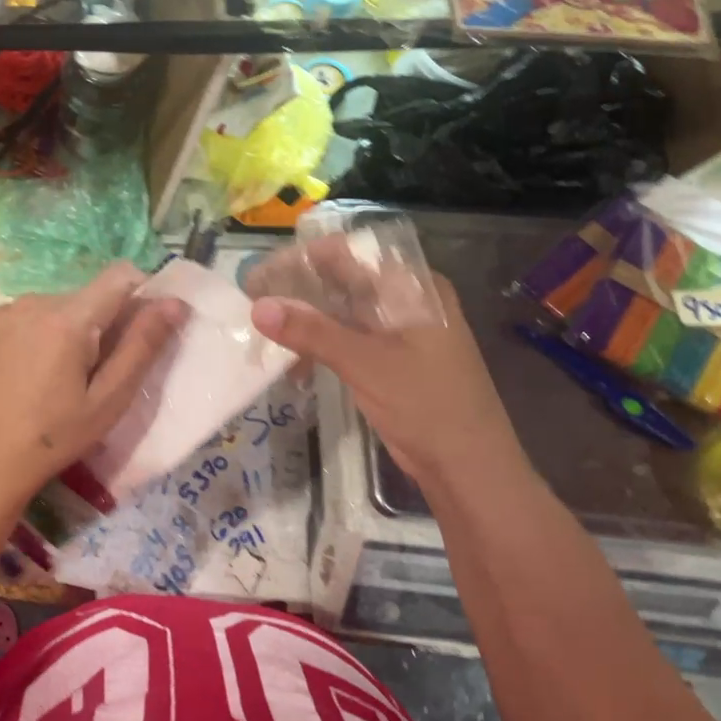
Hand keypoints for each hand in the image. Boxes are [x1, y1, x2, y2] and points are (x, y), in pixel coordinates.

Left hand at [0, 263, 187, 505]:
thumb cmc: (57, 435)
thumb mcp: (109, 398)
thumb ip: (142, 346)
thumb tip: (174, 302)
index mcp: (66, 318)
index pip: (121, 275)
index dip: (142, 296)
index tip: (140, 334)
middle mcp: (35, 301)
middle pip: (92, 293)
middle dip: (107, 321)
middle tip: (101, 371)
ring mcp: (9, 308)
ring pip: (65, 302)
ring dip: (77, 327)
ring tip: (68, 375)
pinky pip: (37, 311)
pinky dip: (49, 330)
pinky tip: (40, 368)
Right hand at [246, 237, 520, 483]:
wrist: (469, 467)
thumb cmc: (428, 406)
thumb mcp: (365, 364)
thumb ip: (311, 332)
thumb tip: (257, 307)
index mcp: (412, 288)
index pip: (347, 253)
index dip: (299, 259)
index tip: (258, 277)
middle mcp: (405, 299)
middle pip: (339, 278)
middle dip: (294, 288)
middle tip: (250, 301)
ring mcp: (397, 330)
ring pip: (338, 309)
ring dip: (301, 318)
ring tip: (261, 330)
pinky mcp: (387, 357)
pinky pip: (343, 336)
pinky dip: (315, 344)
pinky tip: (290, 363)